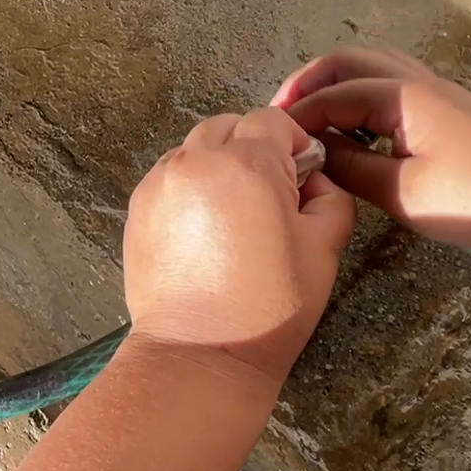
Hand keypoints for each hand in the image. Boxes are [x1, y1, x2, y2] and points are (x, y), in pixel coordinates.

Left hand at [124, 108, 355, 384]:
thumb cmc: (270, 305)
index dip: (291, 141)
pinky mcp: (139, 204)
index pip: (272, 119)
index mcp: (248, 164)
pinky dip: (189, 183)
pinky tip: (202, 226)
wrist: (200, 351)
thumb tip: (315, 178)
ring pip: (195, 146)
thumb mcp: (324, 249)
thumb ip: (330, 197)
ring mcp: (162, 181)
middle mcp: (198, 161)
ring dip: (218, 162)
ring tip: (231, 210)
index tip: (299, 172)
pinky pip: (170, 173)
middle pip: (230, 126)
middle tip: (266, 192)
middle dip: (253, 146)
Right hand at [271, 48, 470, 268]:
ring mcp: (438, 93)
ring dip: (337, 84)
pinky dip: (362, 95)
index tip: (271, 139)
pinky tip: (360, 129)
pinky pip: (393, 85)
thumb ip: (351, 168)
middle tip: (283, 112)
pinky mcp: (452, 110)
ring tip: (315, 117)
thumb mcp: (402, 191)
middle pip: (350, 62)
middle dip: (309, 82)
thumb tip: (316, 152)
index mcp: (401, 97)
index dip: (297, 116)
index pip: (332, 95)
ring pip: (374, 68)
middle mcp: (417, 83)